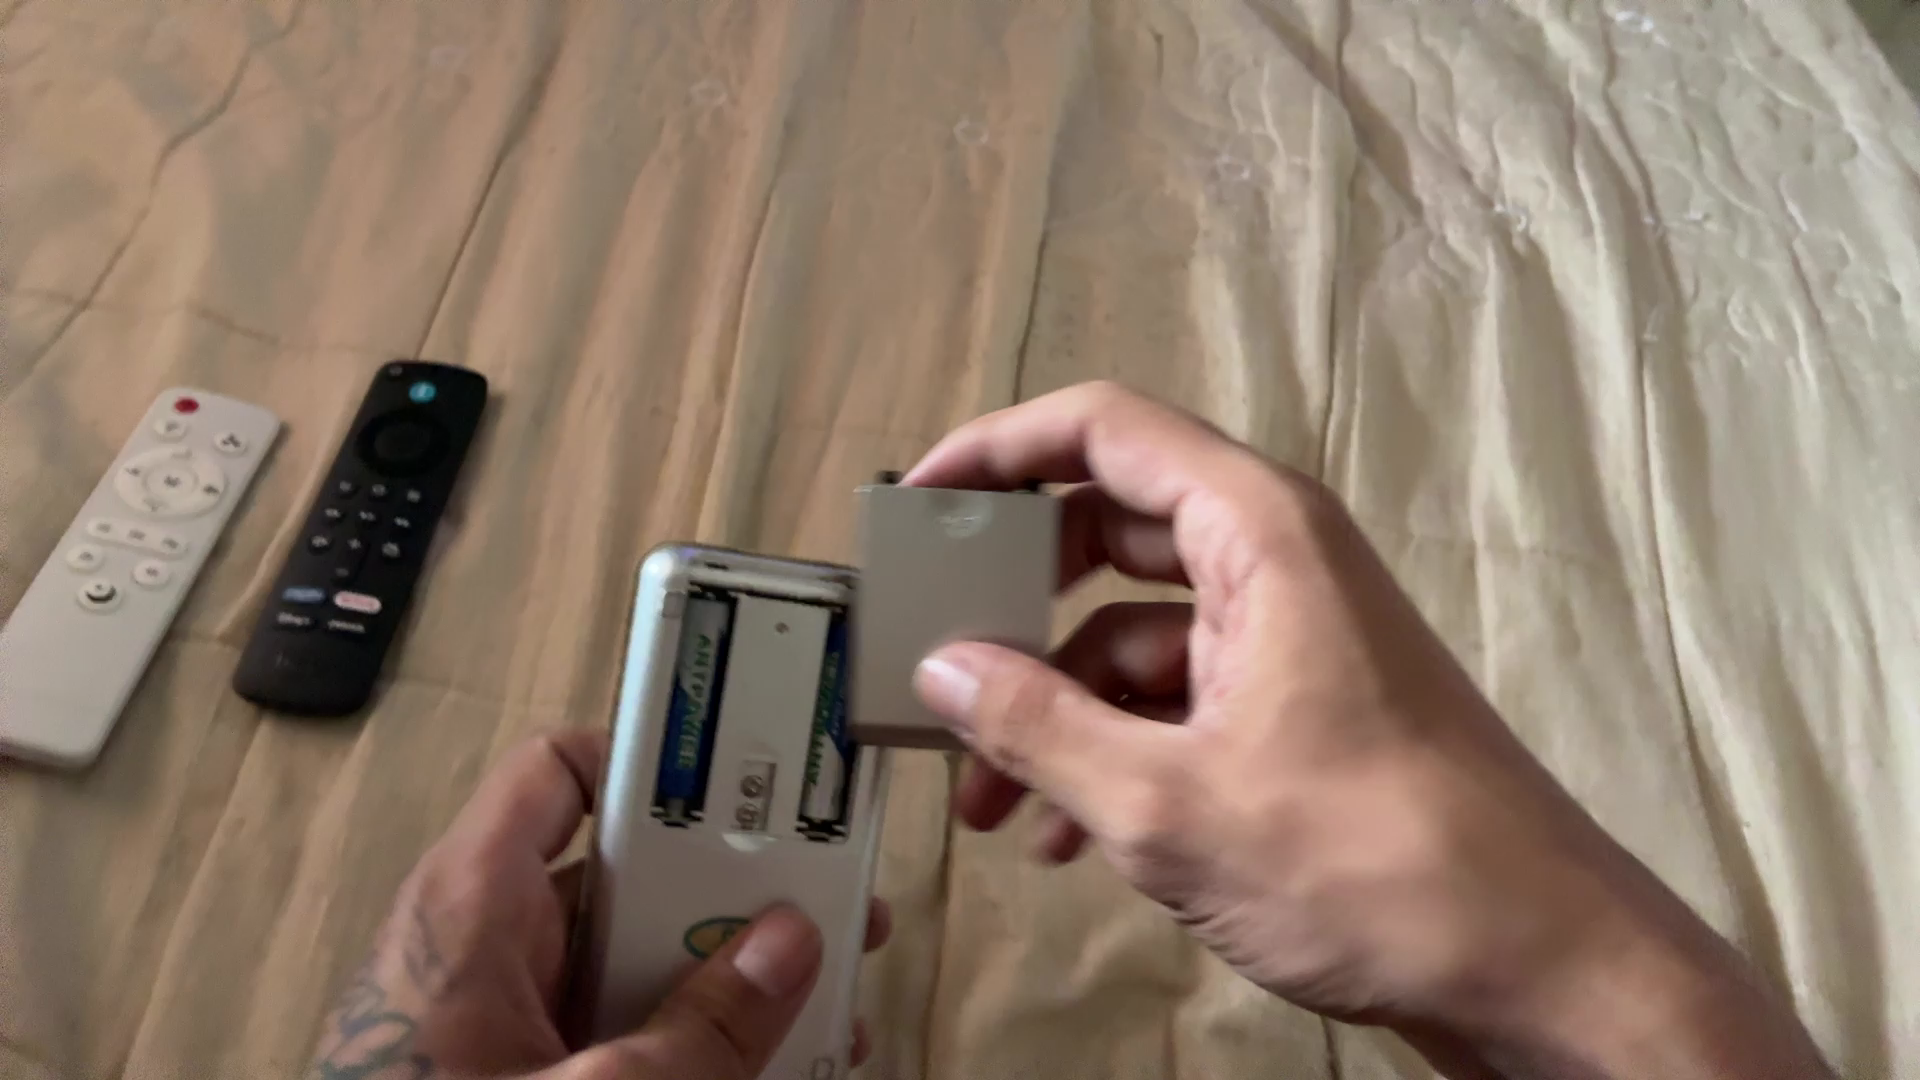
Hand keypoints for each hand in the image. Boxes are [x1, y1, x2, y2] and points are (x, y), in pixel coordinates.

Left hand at [305, 731, 889, 1079]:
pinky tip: (794, 1057)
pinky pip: (641, 1025)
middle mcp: (503, 945)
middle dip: (740, 879)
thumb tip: (795, 938)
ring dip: (745, 967)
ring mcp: (526, 1017)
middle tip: (828, 887)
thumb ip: (700, 1029)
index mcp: (478, 909)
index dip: (648, 757)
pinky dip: (709, 1034)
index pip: (558, 771)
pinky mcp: (546, 1068)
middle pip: (639, 865)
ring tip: (837, 981)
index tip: (743, 781)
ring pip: (652, 952)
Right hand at [905, 382, 1832, 1079]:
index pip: (1101, 430)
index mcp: (1252, 530)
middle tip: (941, 638)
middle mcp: (1262, 556)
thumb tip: (939, 672)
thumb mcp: (1167, 803)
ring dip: (1048, 698)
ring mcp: (1270, 629)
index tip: (924, 499)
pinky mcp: (1275, 696)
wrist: (1547, 981)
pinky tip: (1059, 828)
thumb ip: (1036, 726)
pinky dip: (1101, 742)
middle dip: (1011, 595)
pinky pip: (1159, 690)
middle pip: (1099, 527)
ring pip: (1120, 628)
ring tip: (986, 788)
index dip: (1000, 448)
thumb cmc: (1372, 867)